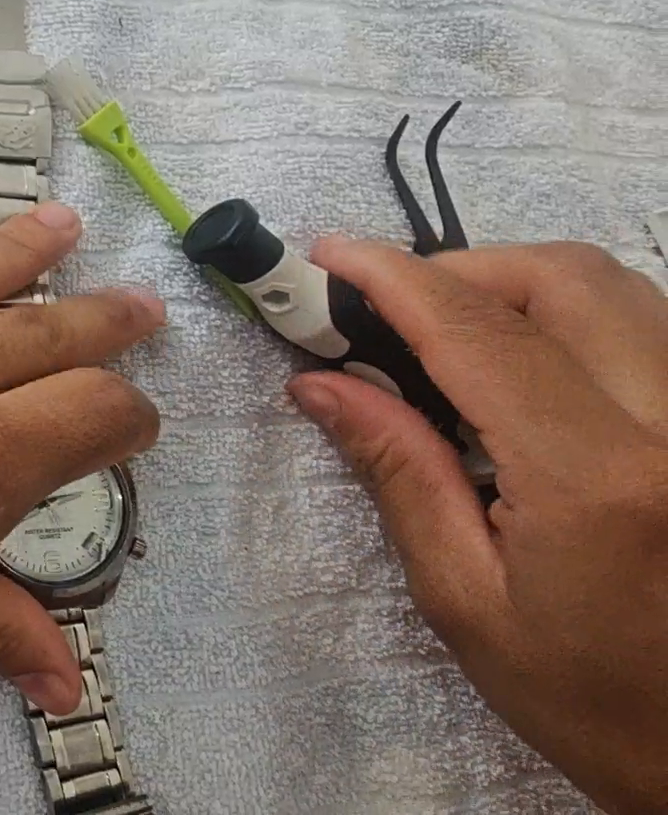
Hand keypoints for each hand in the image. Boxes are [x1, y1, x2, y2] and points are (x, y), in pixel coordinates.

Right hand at [288, 239, 667, 813]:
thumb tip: (318, 383)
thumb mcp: (463, 595)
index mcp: (600, 479)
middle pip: (568, 280)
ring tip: (435, 330)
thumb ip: (398, 471)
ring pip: (621, 292)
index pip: (481, 333)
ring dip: (509, 288)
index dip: (394, 277)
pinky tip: (513, 364)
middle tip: (381, 301)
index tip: (328, 254)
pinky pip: (649, 332)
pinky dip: (562, 319)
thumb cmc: (594, 698)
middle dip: (456, 268)